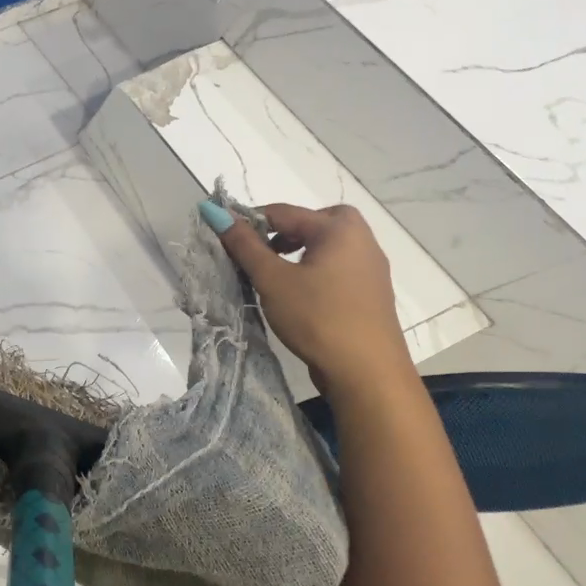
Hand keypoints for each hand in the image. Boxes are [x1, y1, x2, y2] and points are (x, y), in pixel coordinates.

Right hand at [209, 202, 411, 391]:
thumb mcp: (271, 279)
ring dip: (300, 248)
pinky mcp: (371, 293)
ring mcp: (371, 269)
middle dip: (286, 229)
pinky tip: (299, 293)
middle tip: (263, 250)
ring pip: (329, 243)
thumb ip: (244, 244)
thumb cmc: (317, 317)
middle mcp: (361, 242)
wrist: (368, 374)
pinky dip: (316, 267)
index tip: (225, 240)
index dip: (249, 221)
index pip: (283, 212)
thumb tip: (214, 211)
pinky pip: (339, 265)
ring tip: (276, 273)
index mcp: (338, 231)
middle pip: (317, 220)